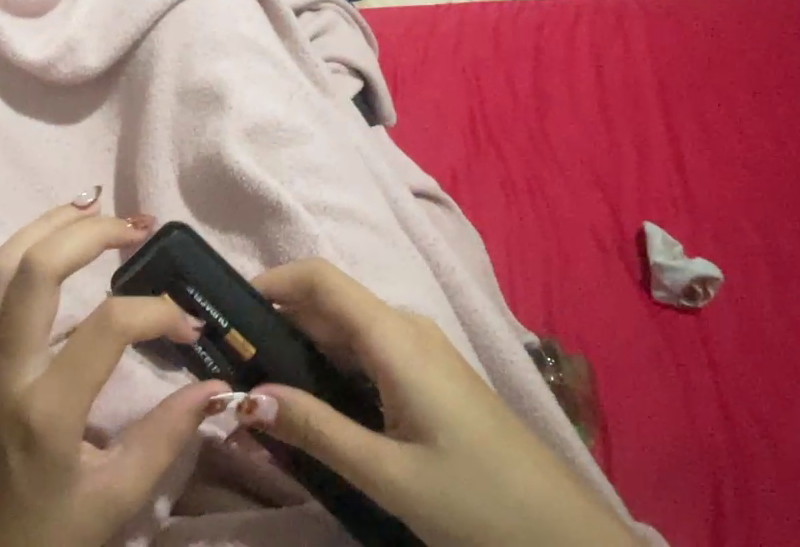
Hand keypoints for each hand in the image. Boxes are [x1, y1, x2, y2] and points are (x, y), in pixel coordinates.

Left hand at [0, 197, 229, 546]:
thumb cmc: (44, 537)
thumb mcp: (116, 501)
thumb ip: (167, 438)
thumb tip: (216, 387)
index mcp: (45, 410)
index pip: (107, 326)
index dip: (156, 311)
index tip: (188, 322)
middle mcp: (1, 370)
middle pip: (36, 270)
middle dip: (90, 233)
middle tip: (136, 225)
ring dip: (45, 227)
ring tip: (90, 208)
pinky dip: (10, 252)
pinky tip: (40, 244)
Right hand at [236, 260, 641, 546]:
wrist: (572, 541)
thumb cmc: (480, 504)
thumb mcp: (389, 475)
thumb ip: (315, 431)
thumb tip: (247, 397)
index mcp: (395, 338)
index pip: (320, 278)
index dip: (271, 281)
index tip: (227, 311)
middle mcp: (407, 330)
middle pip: (327, 305)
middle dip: (276, 325)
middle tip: (235, 368)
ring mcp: (423, 353)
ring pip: (345, 332)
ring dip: (301, 352)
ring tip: (263, 393)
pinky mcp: (430, 378)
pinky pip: (367, 356)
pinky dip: (330, 371)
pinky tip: (312, 409)